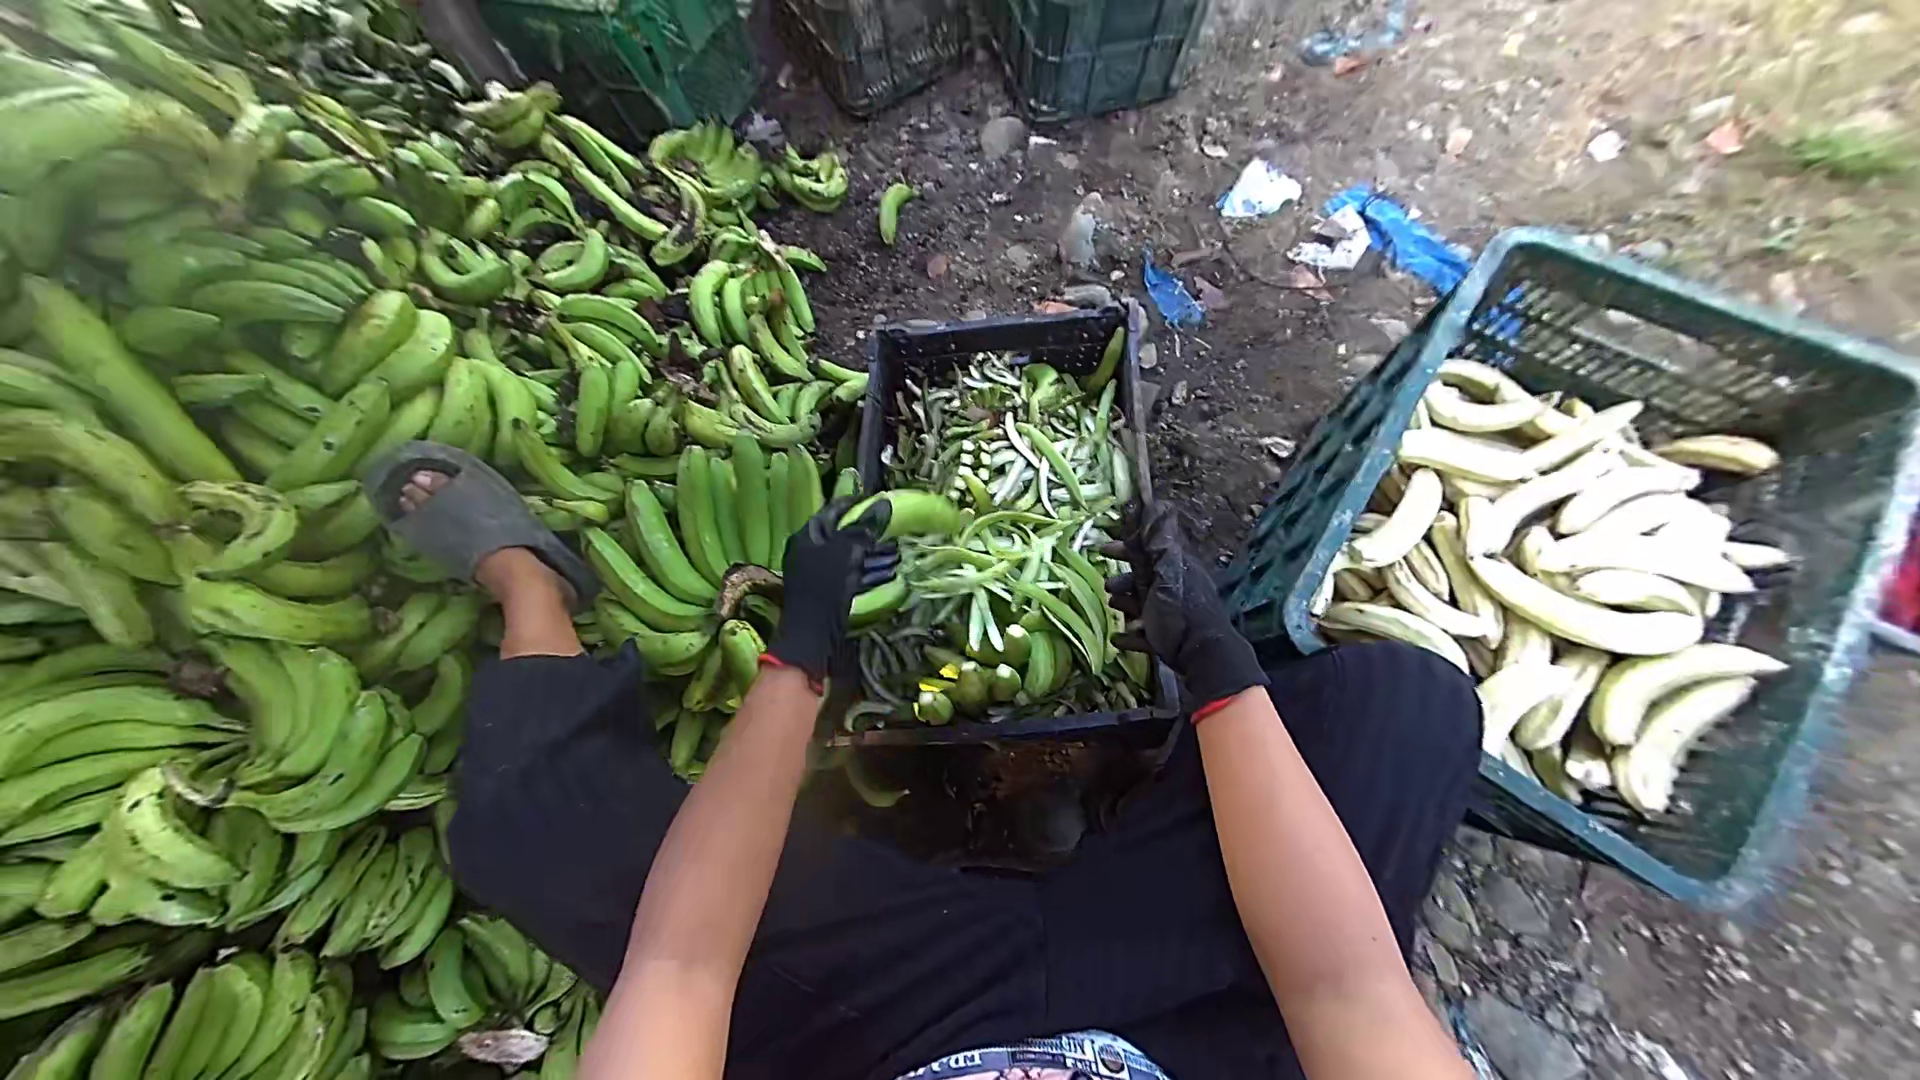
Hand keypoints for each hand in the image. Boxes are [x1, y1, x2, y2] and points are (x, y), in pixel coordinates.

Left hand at [768, 497, 897, 682]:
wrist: (812, 636)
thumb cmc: (824, 588)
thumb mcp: (845, 552)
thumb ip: (863, 528)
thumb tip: (883, 503)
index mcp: (807, 536)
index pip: (833, 509)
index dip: (856, 502)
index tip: (880, 500)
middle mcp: (809, 552)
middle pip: (842, 533)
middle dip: (869, 531)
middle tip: (894, 528)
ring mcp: (817, 573)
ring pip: (848, 555)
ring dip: (872, 553)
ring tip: (897, 551)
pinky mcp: (828, 593)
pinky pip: (850, 574)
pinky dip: (868, 571)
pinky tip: (888, 573)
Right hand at [1104, 503, 1266, 708]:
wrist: (1202, 655)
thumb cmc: (1180, 611)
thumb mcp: (1167, 572)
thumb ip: (1159, 542)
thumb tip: (1158, 503)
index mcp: (1174, 569)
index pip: (1148, 550)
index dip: (1126, 547)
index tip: (1103, 548)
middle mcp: (1173, 587)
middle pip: (1143, 577)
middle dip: (1123, 578)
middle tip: (1105, 584)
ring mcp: (1171, 614)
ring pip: (1142, 604)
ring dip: (1125, 603)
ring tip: (1111, 607)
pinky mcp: (1167, 639)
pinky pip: (1144, 634)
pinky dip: (1130, 635)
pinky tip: (1117, 639)